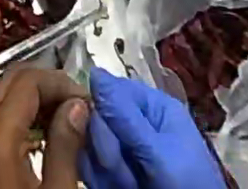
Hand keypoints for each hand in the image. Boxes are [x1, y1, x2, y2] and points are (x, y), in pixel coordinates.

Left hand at [0, 66, 90, 188]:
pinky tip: (53, 134)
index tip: (90, 100)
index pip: (26, 81)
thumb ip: (64, 147)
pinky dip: (27, 116)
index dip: (60, 82)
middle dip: (49, 85)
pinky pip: (2, 118)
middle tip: (83, 105)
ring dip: (38, 99)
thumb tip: (77, 105)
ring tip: (74, 119)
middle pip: (12, 82)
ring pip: (6, 97)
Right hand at [79, 68, 226, 188]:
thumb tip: (94, 71)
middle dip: (106, 149)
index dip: (102, 112)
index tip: (113, 143)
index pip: (108, 89)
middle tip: (127, 178)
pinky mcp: (117, 166)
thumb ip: (124, 116)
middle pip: (96, 115)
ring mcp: (125, 144)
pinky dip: (97, 177)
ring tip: (128, 188)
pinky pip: (88, 159)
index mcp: (154, 106)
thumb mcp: (159, 155)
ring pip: (88, 139)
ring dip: (101, 166)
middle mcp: (136, 120)